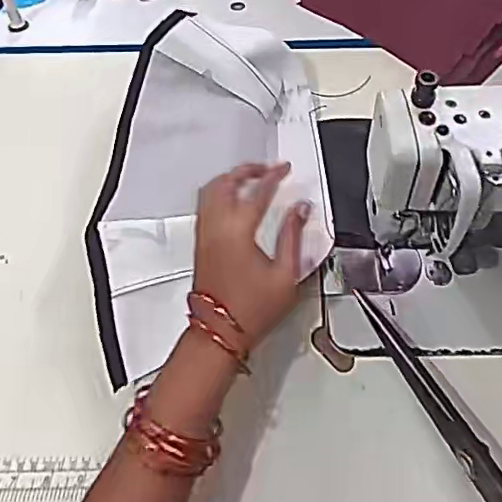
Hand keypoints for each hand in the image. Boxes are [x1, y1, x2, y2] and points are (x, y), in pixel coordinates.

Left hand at [192, 163, 312, 348]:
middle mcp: (217, 229)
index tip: (284, 169)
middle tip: (266, 169)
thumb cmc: (250, 311)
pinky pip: (205, 205)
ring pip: (210, 191)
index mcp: (239, 232)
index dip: (274, 176)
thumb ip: (293, 236)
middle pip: (226, 183)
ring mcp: (205, 235)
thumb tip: (300, 211)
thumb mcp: (286, 274)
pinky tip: (232, 199)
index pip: (258, 192)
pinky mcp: (201, 244)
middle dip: (247, 170)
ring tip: (250, 178)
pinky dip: (219, 192)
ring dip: (230, 179)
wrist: (220, 332)